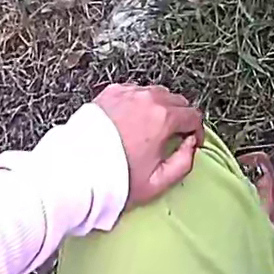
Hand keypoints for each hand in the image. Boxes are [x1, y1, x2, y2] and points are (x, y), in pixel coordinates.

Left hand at [92, 84, 203, 208]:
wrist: (77, 169)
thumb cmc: (117, 178)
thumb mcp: (158, 182)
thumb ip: (184, 163)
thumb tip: (191, 145)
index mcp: (163, 117)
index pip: (193, 115)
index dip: (196, 131)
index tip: (191, 142)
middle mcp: (148, 98)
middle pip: (177, 100)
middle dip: (180, 117)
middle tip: (173, 136)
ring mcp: (128, 92)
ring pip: (156, 92)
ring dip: (160, 107)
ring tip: (152, 127)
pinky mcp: (111, 92)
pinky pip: (134, 91)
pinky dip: (139, 102)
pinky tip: (132, 119)